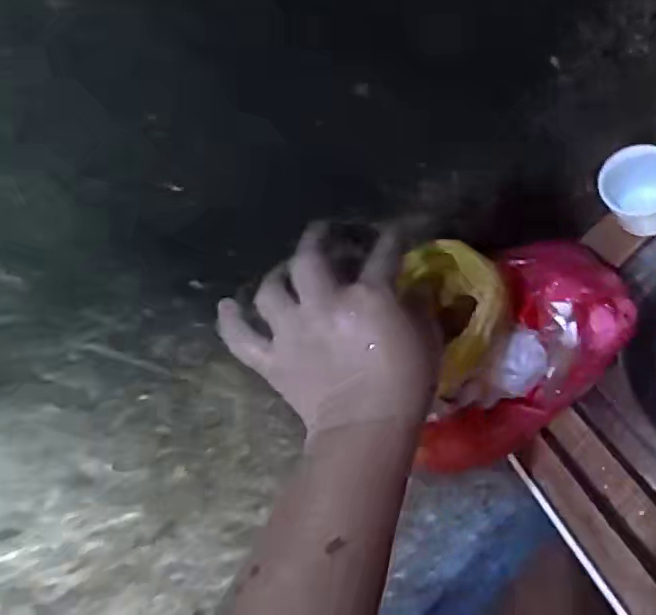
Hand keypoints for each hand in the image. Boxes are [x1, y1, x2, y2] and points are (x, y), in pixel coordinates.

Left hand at [217, 223, 440, 441]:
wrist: (366, 427)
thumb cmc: (407, 377)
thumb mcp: (427, 332)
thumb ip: (418, 303)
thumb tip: (413, 287)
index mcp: (369, 294)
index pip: (383, 251)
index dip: (393, 235)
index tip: (397, 229)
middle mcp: (324, 303)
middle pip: (310, 259)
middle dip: (317, 238)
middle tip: (324, 232)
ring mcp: (291, 331)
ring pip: (271, 290)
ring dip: (277, 275)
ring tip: (286, 271)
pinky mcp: (270, 360)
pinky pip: (240, 336)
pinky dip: (231, 319)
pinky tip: (228, 304)